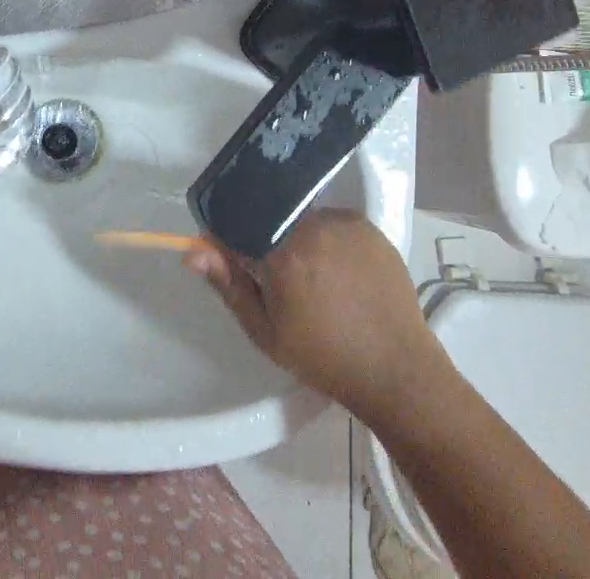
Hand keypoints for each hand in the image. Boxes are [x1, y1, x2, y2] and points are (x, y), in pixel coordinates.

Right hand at [184, 209, 446, 423]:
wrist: (397, 371)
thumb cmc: (323, 357)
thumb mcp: (264, 330)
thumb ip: (228, 284)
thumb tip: (192, 251)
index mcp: (283, 253)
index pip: (237, 224)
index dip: (229, 240)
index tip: (231, 260)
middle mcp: (313, 228)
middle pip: (270, 218)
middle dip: (265, 240)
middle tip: (278, 279)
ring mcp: (345, 225)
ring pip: (301, 218)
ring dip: (295, 237)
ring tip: (310, 277)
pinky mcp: (369, 229)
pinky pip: (331, 222)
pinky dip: (324, 238)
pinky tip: (335, 271)